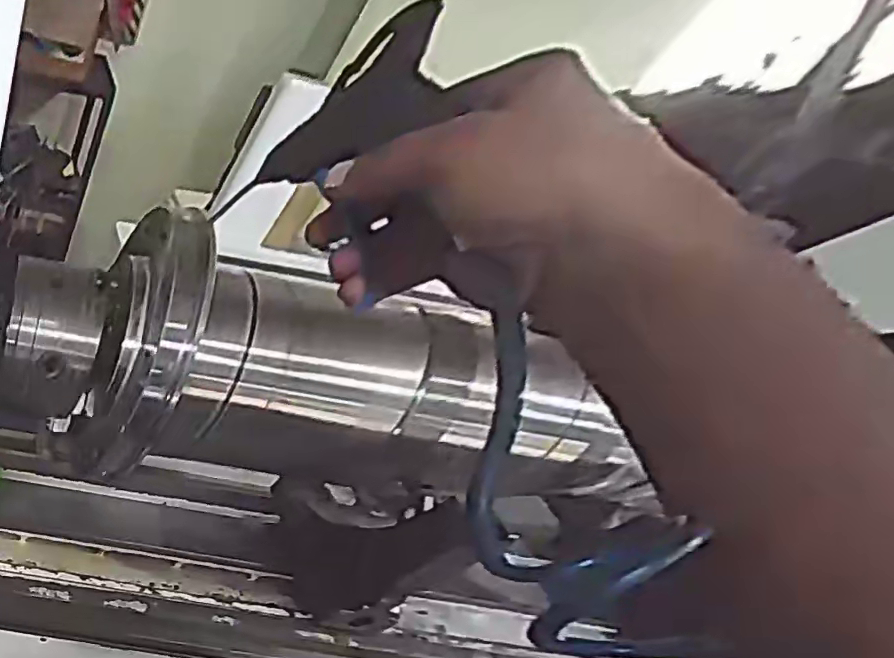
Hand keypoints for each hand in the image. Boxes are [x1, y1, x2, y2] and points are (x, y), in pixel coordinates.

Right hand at [304, 50, 752, 326]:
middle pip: (408, 184)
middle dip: (360, 217)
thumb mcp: (450, 151)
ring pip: (410, 230)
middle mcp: (508, 148)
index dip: (369, 158)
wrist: (605, 258)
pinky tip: (362, 288)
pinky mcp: (490, 255)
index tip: (333, 187)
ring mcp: (499, 205)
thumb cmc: (562, 181)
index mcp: (514, 95)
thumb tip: (340, 176)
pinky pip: (421, 263)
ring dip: (367, 254)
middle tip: (326, 235)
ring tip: (344, 271)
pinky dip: (387, 276)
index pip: (418, 125)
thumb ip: (382, 163)